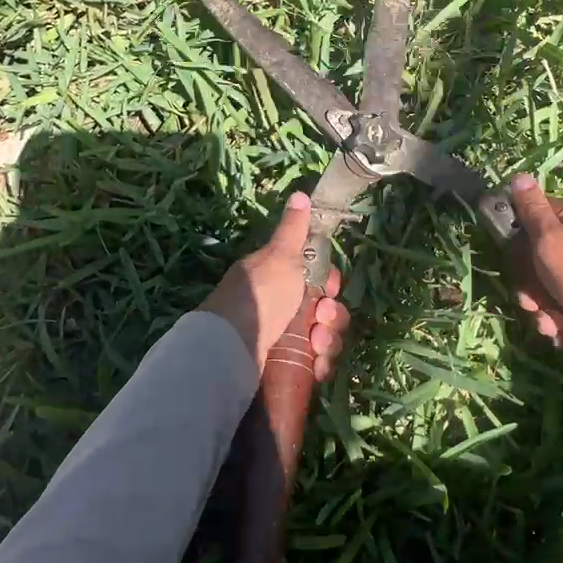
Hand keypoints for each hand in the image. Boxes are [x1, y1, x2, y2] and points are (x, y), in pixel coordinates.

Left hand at [199, 192, 350, 380]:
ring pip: (322, 338)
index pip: (318, 280)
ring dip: (328, 342)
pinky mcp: (283, 364)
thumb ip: (293, 229)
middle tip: (321, 319)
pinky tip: (317, 368)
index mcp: (280, 278)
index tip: (328, 289)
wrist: (231, 346)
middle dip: (332, 316)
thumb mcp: (280, 255)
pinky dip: (319, 366)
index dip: (330, 284)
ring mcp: (282, 337)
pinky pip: (312, 364)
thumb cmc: (261, 294)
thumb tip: (300, 193)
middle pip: (324, 310)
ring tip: (317, 346)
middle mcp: (281, 305)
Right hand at [507, 174, 562, 360]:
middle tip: (531, 302)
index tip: (511, 260)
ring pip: (549, 283)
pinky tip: (561, 330)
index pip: (529, 216)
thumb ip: (532, 210)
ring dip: (542, 306)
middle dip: (529, 284)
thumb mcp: (550, 237)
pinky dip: (560, 317)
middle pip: (536, 256)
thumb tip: (519, 175)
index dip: (515, 240)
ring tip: (549, 322)